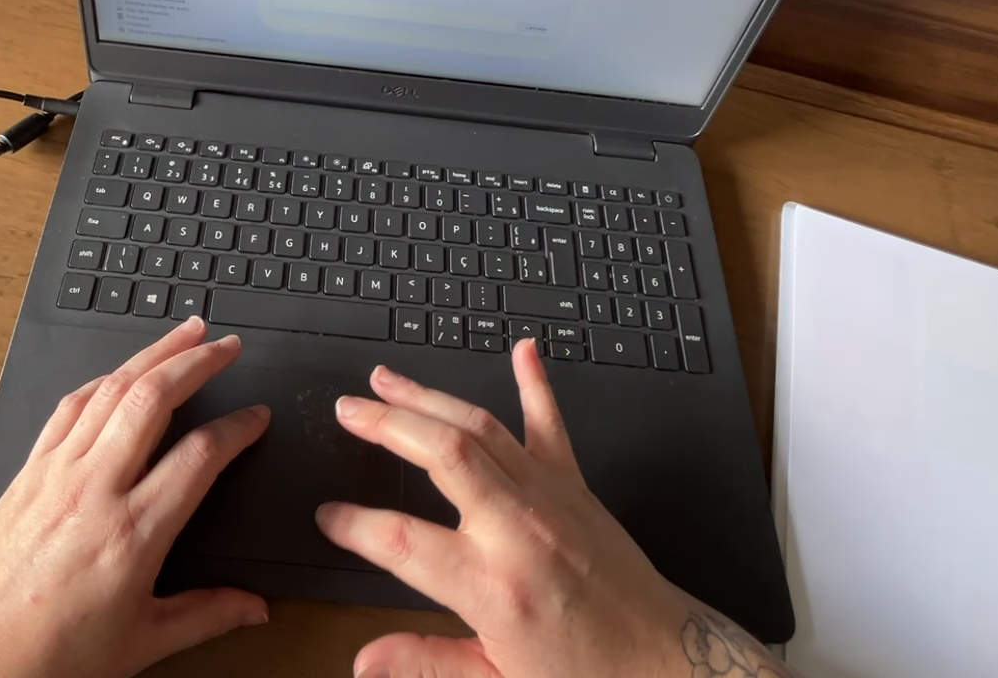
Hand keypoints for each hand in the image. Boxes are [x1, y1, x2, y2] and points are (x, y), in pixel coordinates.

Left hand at [0, 317, 269, 677]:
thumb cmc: (48, 661)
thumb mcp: (140, 644)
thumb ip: (207, 615)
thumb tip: (256, 606)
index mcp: (132, 535)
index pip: (200, 455)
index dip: (238, 427)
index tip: (257, 416)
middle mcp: (95, 491)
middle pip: (154, 398)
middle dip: (198, 361)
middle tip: (228, 345)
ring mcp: (57, 473)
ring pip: (111, 389)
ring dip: (154, 353)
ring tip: (185, 332)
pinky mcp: (28, 471)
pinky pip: (70, 407)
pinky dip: (104, 379)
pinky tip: (121, 370)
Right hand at [315, 338, 792, 677]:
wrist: (668, 666)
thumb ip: (424, 665)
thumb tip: (362, 662)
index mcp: (493, 586)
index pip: (402, 543)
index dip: (355, 525)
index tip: (329, 515)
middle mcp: (517, 528)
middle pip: (441, 453)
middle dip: (387, 423)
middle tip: (348, 409)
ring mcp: (547, 495)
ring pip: (479, 428)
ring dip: (428, 397)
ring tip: (387, 379)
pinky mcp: (573, 483)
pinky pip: (549, 423)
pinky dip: (534, 383)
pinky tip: (524, 351)